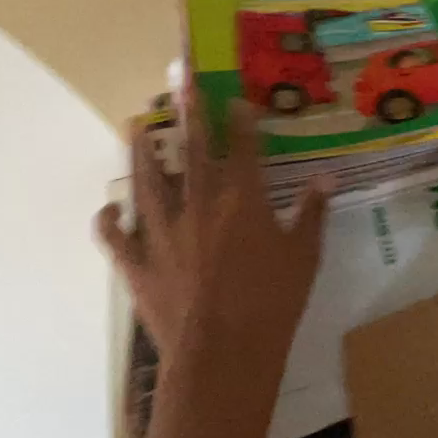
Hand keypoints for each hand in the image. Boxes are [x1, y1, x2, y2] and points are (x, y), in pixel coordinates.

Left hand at [95, 96, 329, 369]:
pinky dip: (110, 220)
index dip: (240, 119)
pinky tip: (109, 207)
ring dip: (140, 152)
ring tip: (133, 124)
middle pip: (192, 149)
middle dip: (187, 114)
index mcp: (243, 198)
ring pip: (147, 182)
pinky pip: (116, 236)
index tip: (236, 97)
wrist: (222, 355)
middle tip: (178, 83)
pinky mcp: (138, 264)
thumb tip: (327, 177)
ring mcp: (163, 232)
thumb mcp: (305, 253)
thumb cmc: (273, 300)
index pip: (242, 146)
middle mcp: (199, 203)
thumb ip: (313, 211)